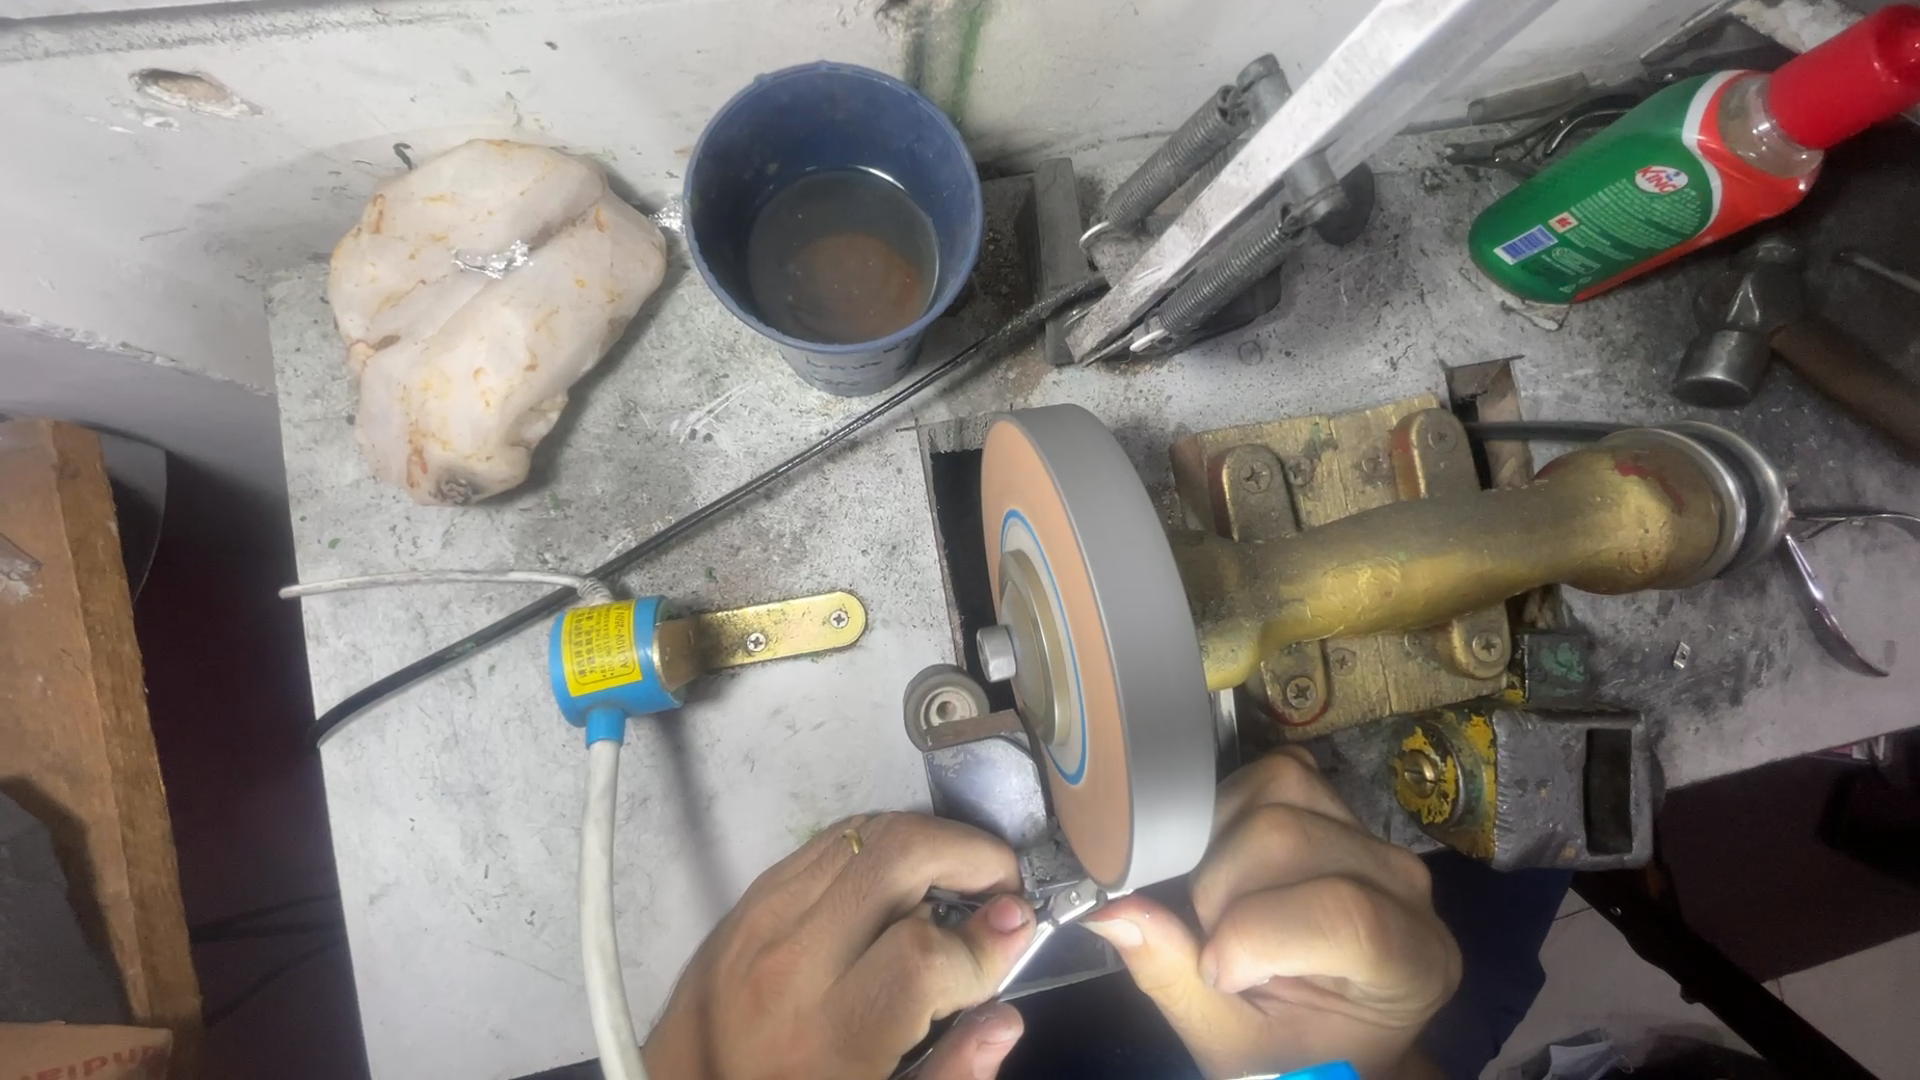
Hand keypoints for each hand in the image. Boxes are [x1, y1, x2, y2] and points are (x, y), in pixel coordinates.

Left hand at [643, 812, 1036, 1079]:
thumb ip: (950, 1075)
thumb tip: (1007, 1012)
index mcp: (825, 1038)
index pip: (924, 952)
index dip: (985, 940)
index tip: (1019, 931)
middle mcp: (791, 959)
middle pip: (897, 857)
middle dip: (969, 853)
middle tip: (1001, 881)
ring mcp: (767, 910)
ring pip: (869, 832)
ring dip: (932, 838)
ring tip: (961, 872)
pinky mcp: (757, 889)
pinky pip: (837, 837)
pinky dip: (887, 839)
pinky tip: (908, 870)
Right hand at [1084, 749, 1459, 1078]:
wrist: (1323, 1029)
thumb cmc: (1291, 1049)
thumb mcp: (1230, 1044)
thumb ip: (1173, 978)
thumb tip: (1110, 910)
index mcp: (1410, 960)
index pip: (1344, 914)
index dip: (1256, 932)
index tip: (1214, 970)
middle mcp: (1402, 883)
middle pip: (1288, 836)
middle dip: (1219, 887)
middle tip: (1209, 937)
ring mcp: (1366, 830)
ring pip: (1277, 790)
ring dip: (1218, 844)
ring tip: (1219, 898)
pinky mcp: (1331, 798)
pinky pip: (1271, 771)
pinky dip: (1226, 809)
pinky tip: (1225, 858)